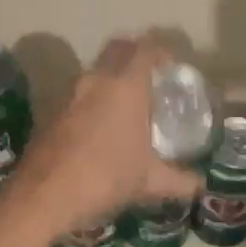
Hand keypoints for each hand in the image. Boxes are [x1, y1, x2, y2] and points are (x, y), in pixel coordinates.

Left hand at [11, 34, 203, 229]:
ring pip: (95, 72)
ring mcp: (68, 94)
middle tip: (150, 82)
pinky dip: (92, 103)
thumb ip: (179, 181)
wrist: (43, 197)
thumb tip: (201, 185)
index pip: (147, 49)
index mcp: (126, 86)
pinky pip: (78, 96)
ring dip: (111, 81)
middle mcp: (96, 79)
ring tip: (125, 109)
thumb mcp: (149, 183)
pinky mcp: (50, 113)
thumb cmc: (104, 180)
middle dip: (135, 57)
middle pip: (118, 50)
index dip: (162, 52)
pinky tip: (98, 131)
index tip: (172, 67)